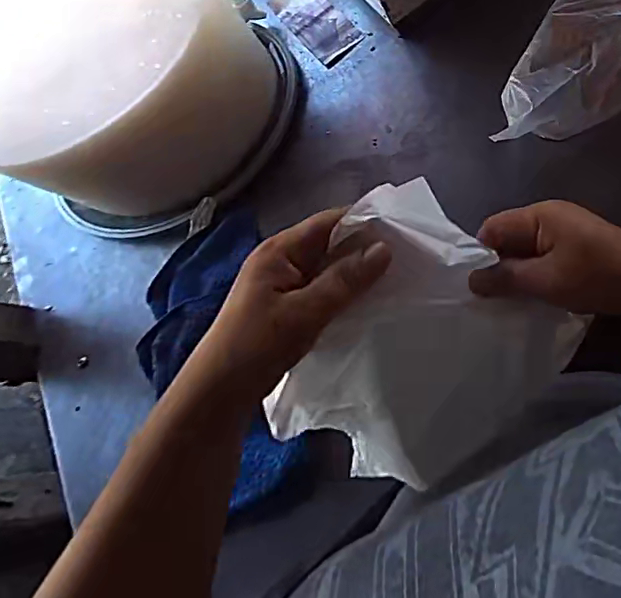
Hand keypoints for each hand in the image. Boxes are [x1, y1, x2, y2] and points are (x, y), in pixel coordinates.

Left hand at [190, 208, 391, 400]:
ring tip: (395, 276)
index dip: (365, 221)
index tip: (401, 229)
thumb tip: (385, 248)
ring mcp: (284, 284)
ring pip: (331, 267)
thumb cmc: (254, 348)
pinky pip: (325, 288)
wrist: (214, 400)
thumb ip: (345, 279)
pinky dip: (346, 291)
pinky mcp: (288, 307)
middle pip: (332, 242)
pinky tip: (368, 300)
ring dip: (357, 271)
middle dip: (366, 247)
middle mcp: (282, 260)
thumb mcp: (304, 312)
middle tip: (406, 254)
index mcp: (279, 251)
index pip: (330, 221)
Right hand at [468, 201, 620, 316]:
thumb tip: (472, 279)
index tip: (473, 289)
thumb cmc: (596, 275)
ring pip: (526, 252)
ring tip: (508, 305)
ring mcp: (565, 231)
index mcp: (539, 214)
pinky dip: (536, 276)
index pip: (492, 227)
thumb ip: (506, 278)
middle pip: (508, 238)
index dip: (479, 256)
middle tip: (487, 303)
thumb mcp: (546, 281)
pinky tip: (535, 300)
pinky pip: (544, 258)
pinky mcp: (576, 246)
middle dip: (498, 268)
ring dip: (518, 276)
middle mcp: (549, 216)